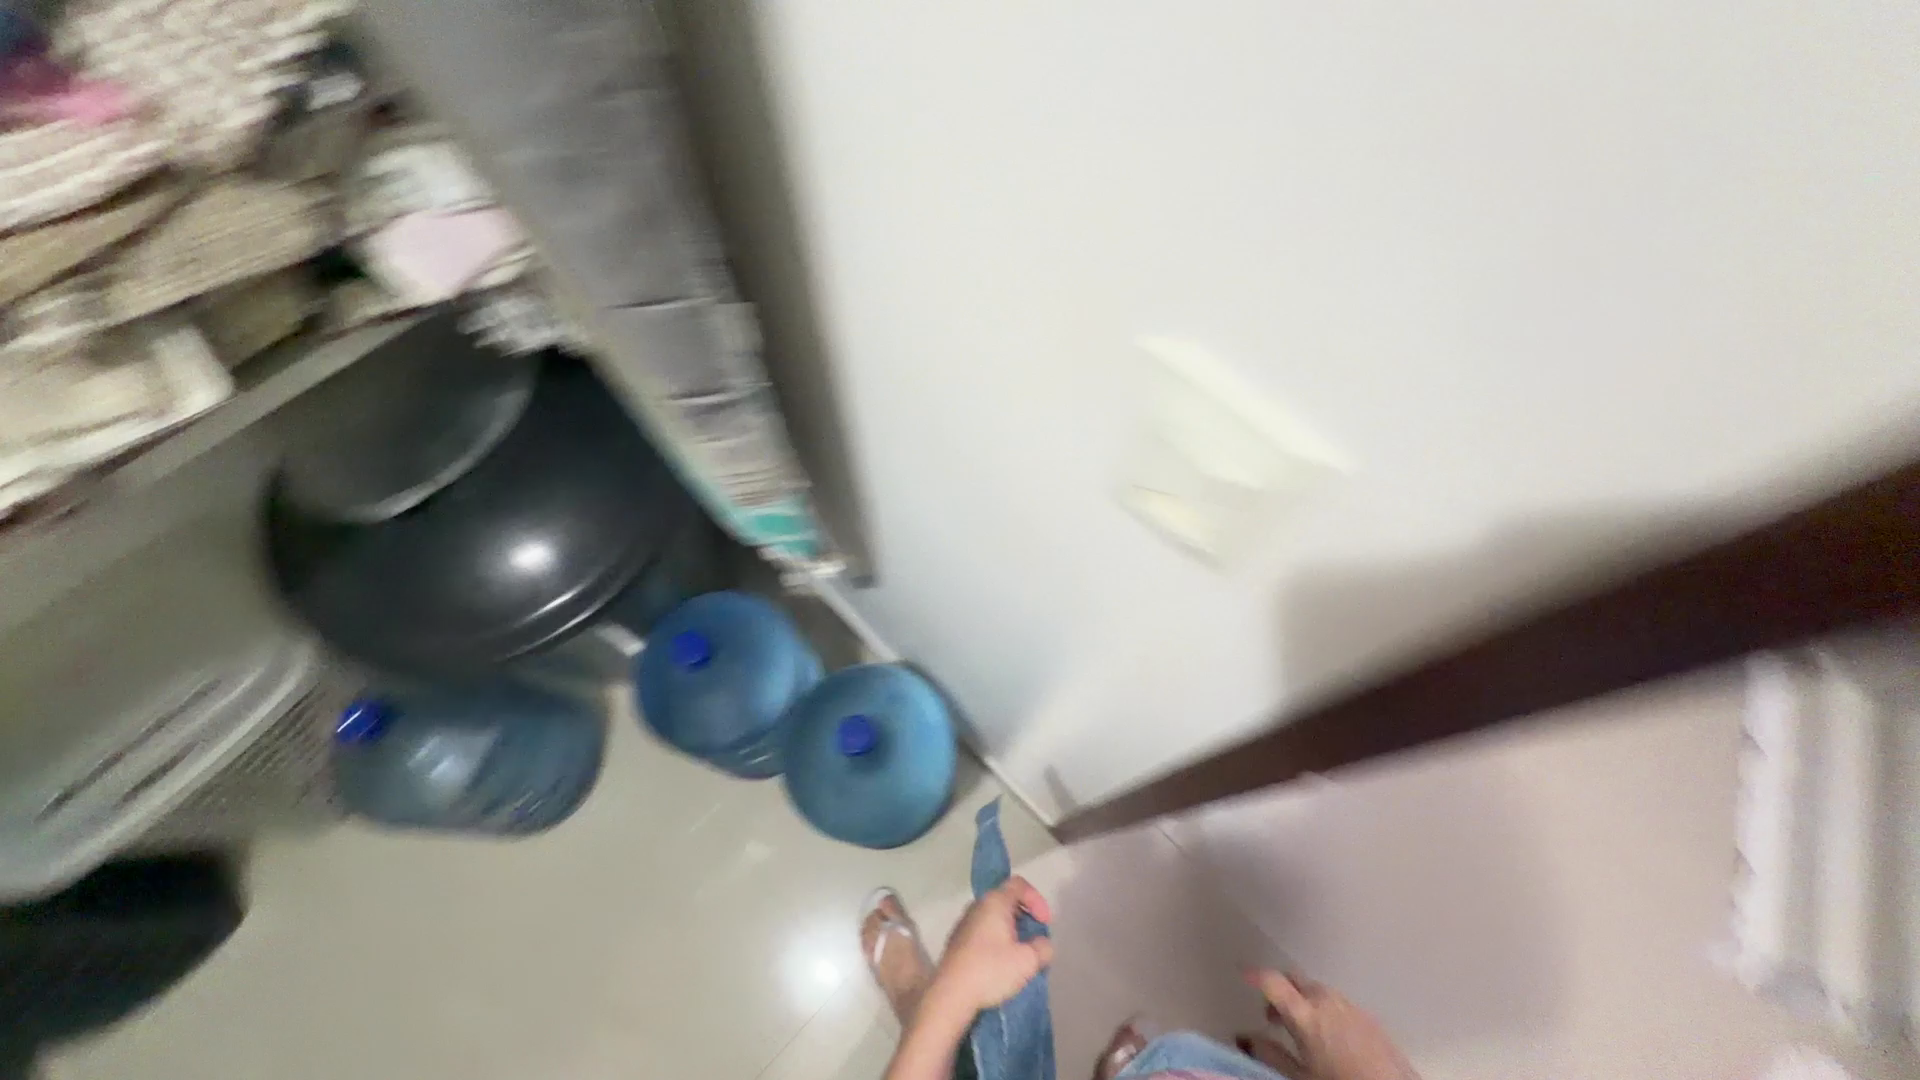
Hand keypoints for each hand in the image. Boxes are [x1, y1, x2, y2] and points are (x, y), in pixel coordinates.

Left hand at [924, 876, 1054, 1014]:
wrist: (951, 994)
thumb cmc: (991, 970)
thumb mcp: (1027, 961)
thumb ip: (1043, 947)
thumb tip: (1042, 944)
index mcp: (994, 902)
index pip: (1019, 885)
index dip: (1037, 900)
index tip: (1045, 923)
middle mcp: (977, 905)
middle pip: (1007, 900)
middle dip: (1026, 918)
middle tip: (1036, 940)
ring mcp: (965, 922)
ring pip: (995, 917)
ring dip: (1012, 931)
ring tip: (1021, 955)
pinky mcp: (958, 941)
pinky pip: (984, 931)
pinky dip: (998, 940)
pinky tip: (1001, 964)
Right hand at [1239, 970, 1417, 1079]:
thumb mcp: (1298, 1079)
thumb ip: (1269, 1055)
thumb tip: (1246, 1037)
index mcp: (1305, 1014)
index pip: (1272, 981)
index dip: (1254, 975)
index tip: (1242, 974)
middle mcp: (1327, 1001)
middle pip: (1295, 979)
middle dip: (1280, 990)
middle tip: (1272, 1016)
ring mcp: (1351, 1007)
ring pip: (1318, 991)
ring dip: (1303, 1000)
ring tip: (1302, 1031)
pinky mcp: (1370, 1019)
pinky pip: (1338, 1003)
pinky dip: (1325, 1010)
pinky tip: (1330, 1038)